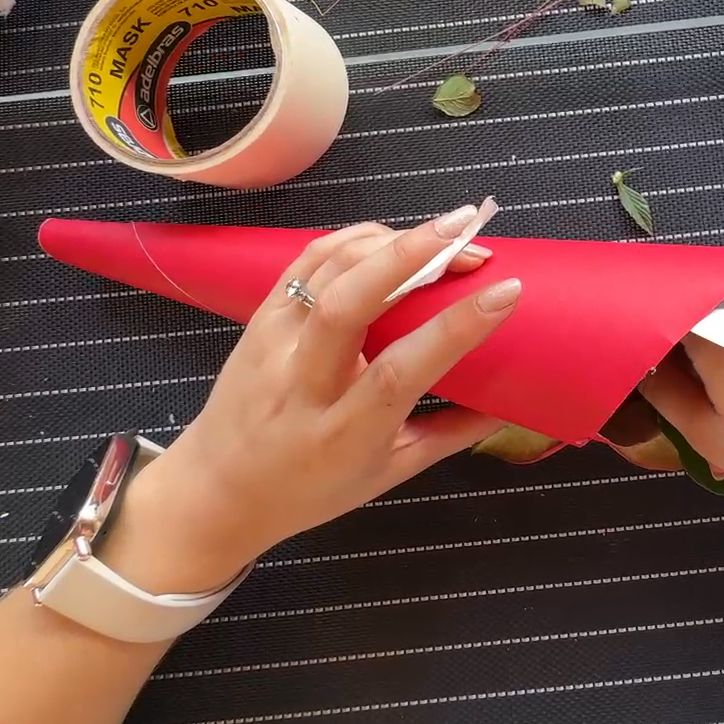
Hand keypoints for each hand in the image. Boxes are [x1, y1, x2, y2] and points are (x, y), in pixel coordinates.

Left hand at [98, 207, 515, 593]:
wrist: (210, 495)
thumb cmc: (310, 491)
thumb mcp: (390, 474)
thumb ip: (453, 434)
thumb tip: (513, 401)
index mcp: (342, 433)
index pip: (402, 371)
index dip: (456, 327)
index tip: (506, 291)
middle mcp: (301, 383)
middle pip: (348, 303)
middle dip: (410, 256)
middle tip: (467, 229)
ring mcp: (272, 344)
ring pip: (326, 272)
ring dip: (390, 240)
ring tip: (444, 230)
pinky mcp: (259, 317)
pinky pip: (306, 261)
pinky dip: (354, 237)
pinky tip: (392, 235)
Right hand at [637, 293, 723, 531]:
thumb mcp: (714, 436)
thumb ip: (665, 389)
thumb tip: (640, 361)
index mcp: (722, 326)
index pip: (656, 301)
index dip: (631, 318)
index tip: (616, 340)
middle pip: (688, 290)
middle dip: (665, 318)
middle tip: (655, 363)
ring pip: (722, 295)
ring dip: (701, 321)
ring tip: (698, 370)